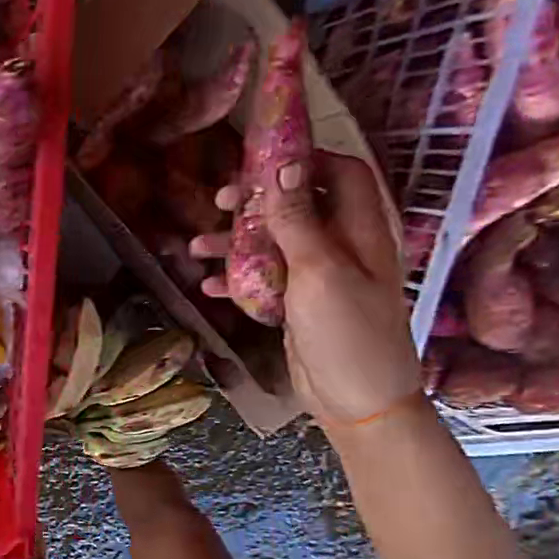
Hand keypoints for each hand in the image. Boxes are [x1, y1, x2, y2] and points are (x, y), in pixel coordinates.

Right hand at [192, 151, 423, 427]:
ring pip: (275, 245)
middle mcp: (342, 247)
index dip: (305, 159)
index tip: (262, 157)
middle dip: (258, 201)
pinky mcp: (299, 306)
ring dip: (237, 243)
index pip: (340, 174)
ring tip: (197, 246)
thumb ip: (299, 219)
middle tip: (221, 201)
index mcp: (360, 230)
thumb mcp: (319, 270)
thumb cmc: (346, 331)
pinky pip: (265, 283)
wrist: (356, 400)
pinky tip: (208, 288)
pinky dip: (238, 282)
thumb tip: (283, 164)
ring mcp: (319, 278)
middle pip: (299, 207)